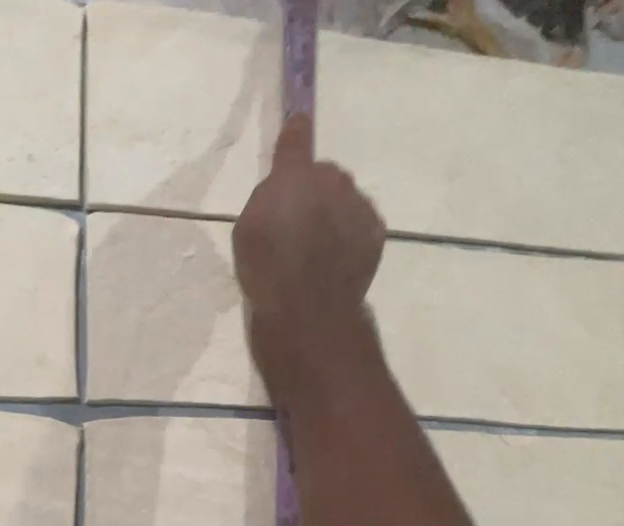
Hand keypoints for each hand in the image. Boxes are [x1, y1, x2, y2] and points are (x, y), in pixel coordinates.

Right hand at [232, 113, 386, 402]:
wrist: (307, 308)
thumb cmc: (266, 269)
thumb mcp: (247, 229)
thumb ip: (267, 197)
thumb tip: (283, 182)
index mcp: (294, 176)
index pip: (296, 143)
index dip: (295, 133)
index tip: (299, 119)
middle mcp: (332, 180)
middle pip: (325, 176)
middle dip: (313, 192)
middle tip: (294, 227)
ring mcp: (359, 206)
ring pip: (344, 201)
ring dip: (332, 216)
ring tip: (314, 251)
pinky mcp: (375, 233)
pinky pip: (359, 225)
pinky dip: (348, 235)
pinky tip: (333, 260)